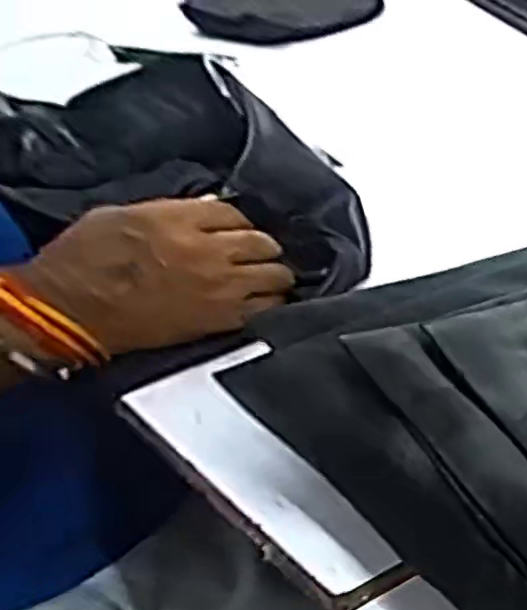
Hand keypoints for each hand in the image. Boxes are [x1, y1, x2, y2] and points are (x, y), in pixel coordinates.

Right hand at [11, 198, 294, 355]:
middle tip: (253, 254)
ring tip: (260, 277)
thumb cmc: (87, 260)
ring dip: (273, 275)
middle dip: (263, 247)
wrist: (77, 309)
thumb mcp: (116, 218)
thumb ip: (169, 213)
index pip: (231, 213)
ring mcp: (225, 286)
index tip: (234, 230)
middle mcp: (206, 252)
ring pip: (280, 275)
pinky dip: (272, 300)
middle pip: (265, 243)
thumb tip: (211, 208)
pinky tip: (259, 298)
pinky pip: (275, 304)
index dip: (237, 222)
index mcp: (171, 222)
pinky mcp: (234, 315)